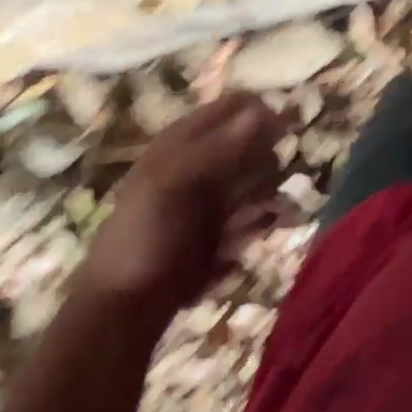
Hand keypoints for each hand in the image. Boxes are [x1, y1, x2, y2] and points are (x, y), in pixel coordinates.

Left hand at [78, 94, 286, 313]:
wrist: (128, 305)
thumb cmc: (144, 236)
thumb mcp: (173, 184)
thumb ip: (218, 147)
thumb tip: (263, 110)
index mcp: (183, 140)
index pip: (234, 106)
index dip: (261, 112)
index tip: (283, 131)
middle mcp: (205, 160)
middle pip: (257, 139)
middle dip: (264, 158)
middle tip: (251, 184)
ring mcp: (218, 193)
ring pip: (263, 174)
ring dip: (264, 190)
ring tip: (243, 217)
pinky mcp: (229, 225)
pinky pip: (261, 209)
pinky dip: (264, 217)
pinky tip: (248, 234)